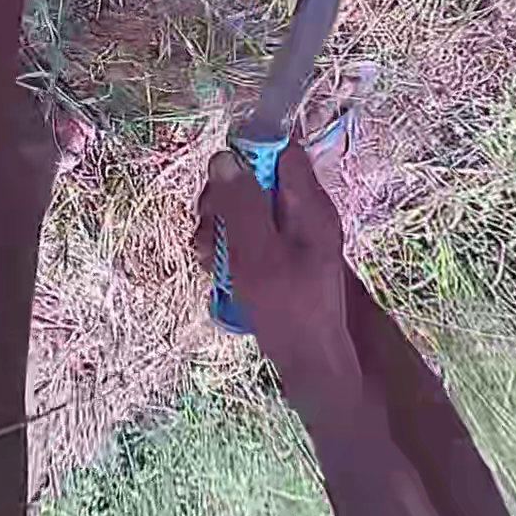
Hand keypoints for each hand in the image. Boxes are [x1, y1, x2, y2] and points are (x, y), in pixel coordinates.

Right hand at [193, 143, 356, 379]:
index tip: (219, 174)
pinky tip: (212, 264)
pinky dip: (228, 244)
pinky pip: (250, 234)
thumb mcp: (255, 251)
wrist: (310, 365)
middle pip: (257, 179)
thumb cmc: (286, 307)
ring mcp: (293, 236)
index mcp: (307, 204)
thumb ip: (240, 203)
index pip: (282, 150)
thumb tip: (224, 157)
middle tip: (207, 224)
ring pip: (247, 208)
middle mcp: (303, 213)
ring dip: (219, 224)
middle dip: (224, 196)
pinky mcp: (282, 257)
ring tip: (204, 253)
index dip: (248, 151)